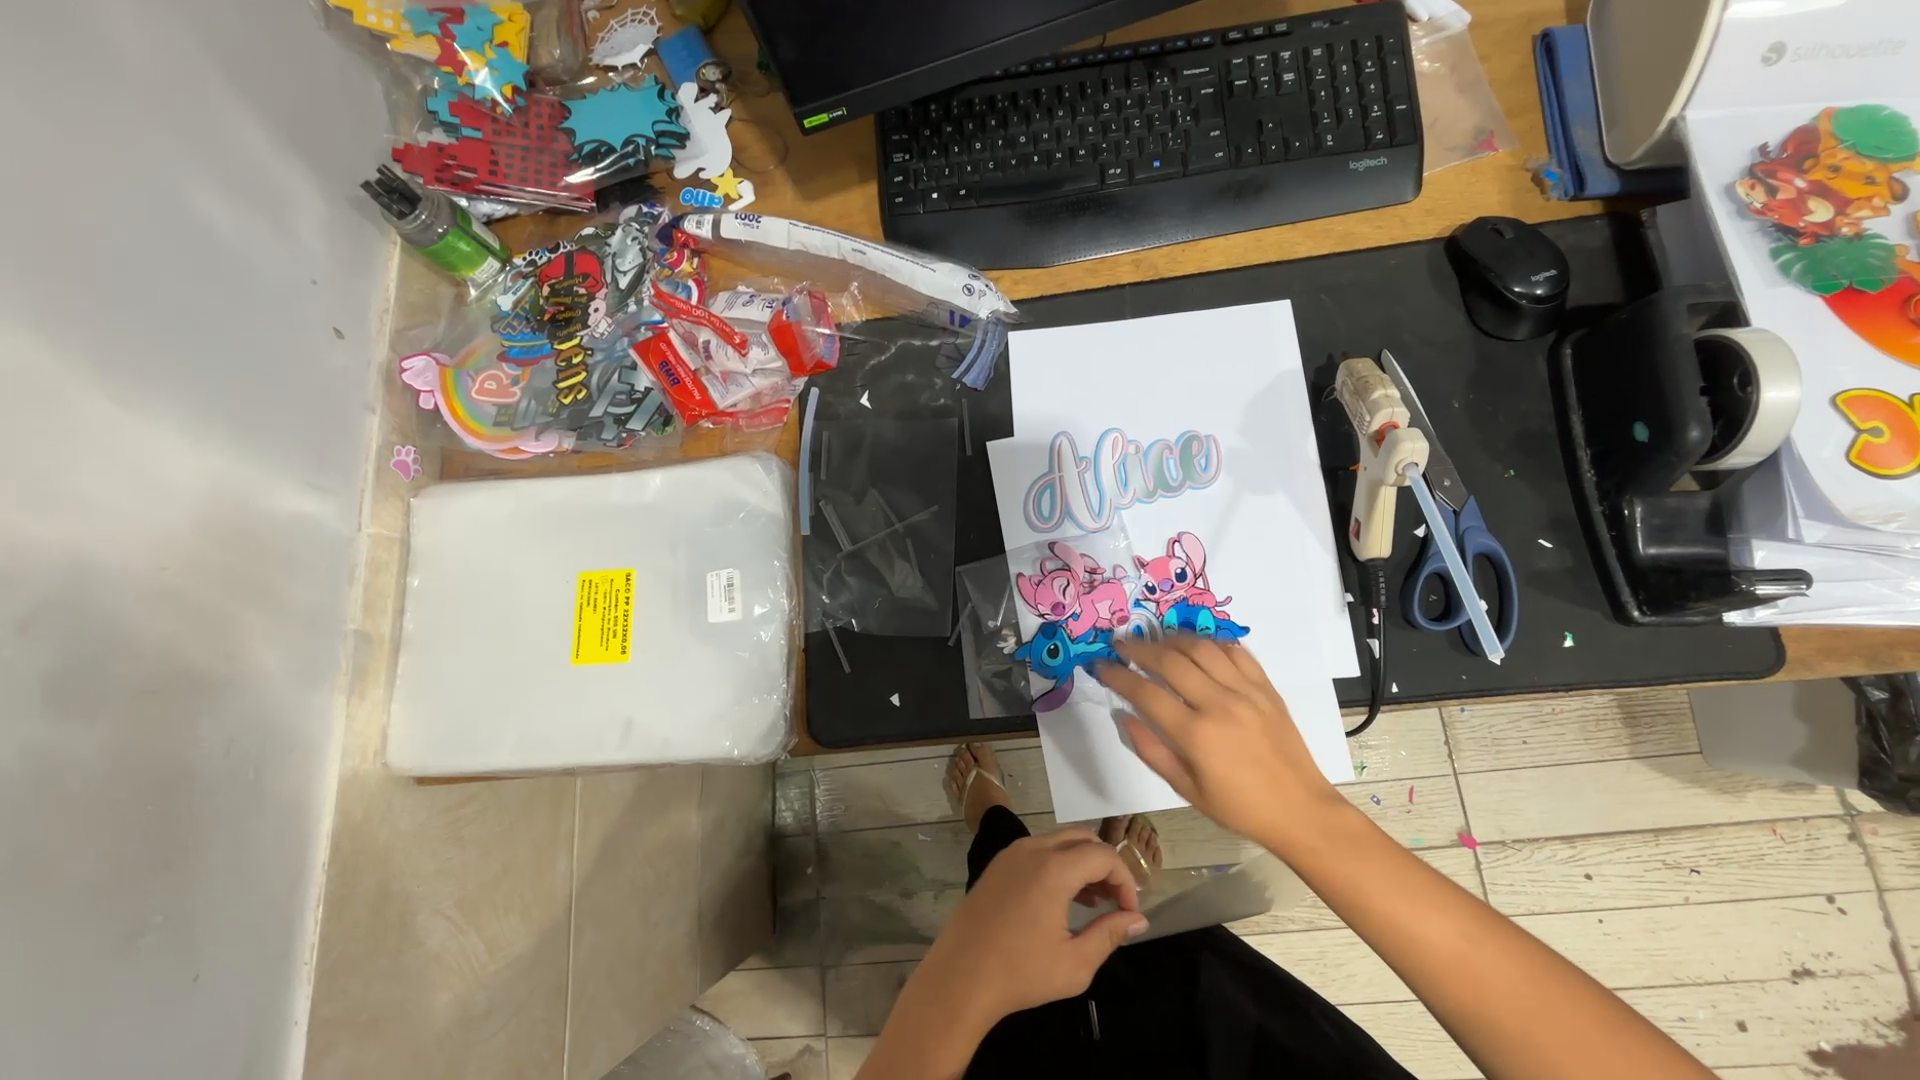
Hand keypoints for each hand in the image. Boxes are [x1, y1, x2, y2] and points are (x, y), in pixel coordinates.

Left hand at [910, 830, 1147, 1028]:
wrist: (959, 978)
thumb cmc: (1020, 974)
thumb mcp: (1075, 963)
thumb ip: (1110, 934)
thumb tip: (1138, 919)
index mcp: (1053, 868)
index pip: (1103, 856)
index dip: (1125, 880)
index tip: (1130, 912)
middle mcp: (1031, 850)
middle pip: (1082, 839)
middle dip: (1105, 865)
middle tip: (1115, 901)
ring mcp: (1010, 855)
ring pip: (1059, 842)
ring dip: (1082, 864)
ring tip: (1095, 902)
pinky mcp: (997, 866)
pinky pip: (1037, 851)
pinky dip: (1059, 865)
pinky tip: (1063, 899)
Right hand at [1097, 636, 1343, 848]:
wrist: (1299, 809)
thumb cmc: (1238, 807)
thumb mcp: (1186, 789)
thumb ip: (1151, 750)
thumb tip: (1124, 717)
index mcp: (1195, 734)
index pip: (1145, 692)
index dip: (1117, 675)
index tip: (1100, 666)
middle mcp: (1219, 704)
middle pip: (1170, 660)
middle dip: (1139, 648)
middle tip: (1121, 645)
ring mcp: (1246, 691)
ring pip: (1201, 647)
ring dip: (1173, 639)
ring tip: (1156, 641)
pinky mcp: (1266, 687)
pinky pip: (1235, 651)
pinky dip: (1211, 643)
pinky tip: (1197, 646)